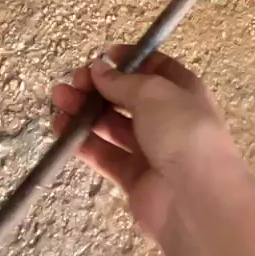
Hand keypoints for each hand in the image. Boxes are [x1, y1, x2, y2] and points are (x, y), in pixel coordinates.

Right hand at [50, 47, 254, 255]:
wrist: (195, 198)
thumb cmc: (183, 131)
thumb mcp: (154, 91)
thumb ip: (122, 81)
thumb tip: (100, 68)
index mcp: (181, 89)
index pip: (152, 67)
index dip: (127, 60)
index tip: (100, 57)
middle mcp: (167, 116)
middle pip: (126, 96)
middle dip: (98, 86)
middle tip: (73, 81)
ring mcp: (150, 148)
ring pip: (112, 124)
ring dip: (85, 110)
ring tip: (59, 100)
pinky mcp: (134, 177)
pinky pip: (105, 154)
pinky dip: (84, 142)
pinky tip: (62, 129)